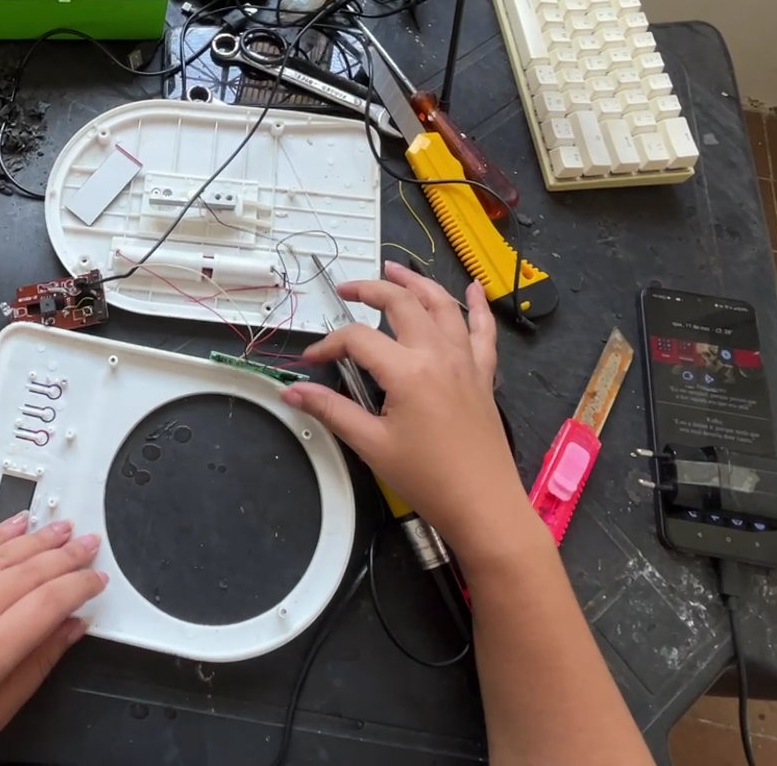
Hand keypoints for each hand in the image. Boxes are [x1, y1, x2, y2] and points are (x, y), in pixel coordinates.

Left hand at [0, 515, 105, 765]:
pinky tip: (21, 523)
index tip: (98, 579)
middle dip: (67, 555)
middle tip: (91, 543)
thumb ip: (39, 664)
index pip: (49, 603)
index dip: (79, 586)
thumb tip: (75, 624)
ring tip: (66, 528)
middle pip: (31, 571)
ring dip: (39, 537)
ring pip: (3, 552)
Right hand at [281, 262, 547, 564]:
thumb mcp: (371, 445)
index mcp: (408, 371)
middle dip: (370, 290)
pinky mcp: (482, 375)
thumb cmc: (428, 479)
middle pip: (401, 303)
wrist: (485, 507)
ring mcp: (465, 361)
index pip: (358, 339)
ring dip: (416, 282)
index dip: (329, 345)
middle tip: (346, 289)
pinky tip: (473, 287)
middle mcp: (438, 355)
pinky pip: (483, 330)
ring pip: (442, 305)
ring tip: (394, 269)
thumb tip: (292, 392)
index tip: (312, 360)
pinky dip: (477, 305)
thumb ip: (330, 411)